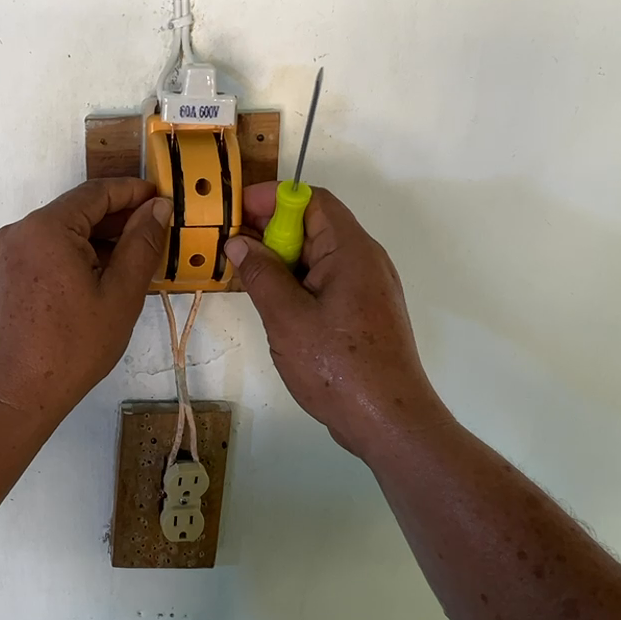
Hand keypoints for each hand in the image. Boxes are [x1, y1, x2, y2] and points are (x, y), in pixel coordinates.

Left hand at [0, 178, 171, 417]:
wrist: (18, 393)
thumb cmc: (73, 346)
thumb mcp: (120, 293)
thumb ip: (142, 243)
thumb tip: (159, 207)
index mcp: (47, 227)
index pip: (97, 193)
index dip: (134, 191)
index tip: (164, 197)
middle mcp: (22, 230)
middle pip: (79, 209)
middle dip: (120, 217)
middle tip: (159, 229)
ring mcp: (11, 252)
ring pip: (66, 230)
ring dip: (101, 237)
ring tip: (140, 253)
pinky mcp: (9, 272)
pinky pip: (51, 248)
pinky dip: (80, 253)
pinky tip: (108, 271)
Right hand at [225, 183, 447, 458]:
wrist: (389, 421)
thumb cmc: (337, 366)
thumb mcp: (287, 318)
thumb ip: (260, 274)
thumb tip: (238, 242)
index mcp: (351, 251)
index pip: (313, 200)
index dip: (273, 198)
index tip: (236, 212)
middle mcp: (365, 261)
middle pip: (315, 225)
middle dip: (271, 230)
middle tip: (231, 246)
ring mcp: (367, 288)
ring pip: (318, 256)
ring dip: (280, 259)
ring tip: (243, 274)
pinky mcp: (363, 313)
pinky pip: (325, 280)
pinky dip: (295, 281)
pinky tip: (270, 301)